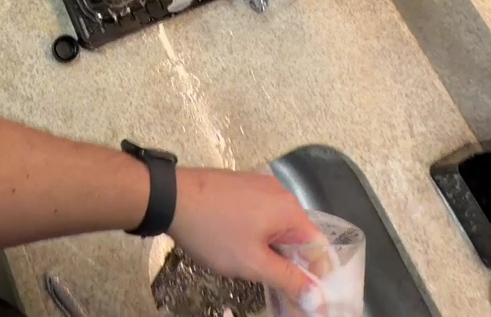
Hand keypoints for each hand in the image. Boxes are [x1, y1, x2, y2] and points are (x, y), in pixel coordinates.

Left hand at [167, 168, 322, 300]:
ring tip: (267, 283)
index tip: (309, 304)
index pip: (319, 249)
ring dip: (277, 257)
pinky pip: (262, 217)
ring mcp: (257, 186)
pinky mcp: (240, 187)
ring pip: (279, 229)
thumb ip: (289, 280)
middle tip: (286, 301)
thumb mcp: (253, 263)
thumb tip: (318, 298)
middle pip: (300, 238)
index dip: (318, 279)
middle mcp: (278, 192)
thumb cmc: (214, 230)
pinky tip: (249, 258)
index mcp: (288, 208)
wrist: (170, 196)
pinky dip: (262, 240)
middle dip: (296, 270)